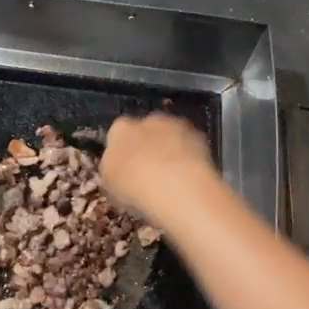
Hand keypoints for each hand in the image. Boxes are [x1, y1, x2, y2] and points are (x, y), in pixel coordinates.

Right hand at [101, 113, 217, 223]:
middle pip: (145, 131)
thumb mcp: (110, 186)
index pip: (117, 135)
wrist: (176, 186)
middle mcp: (146, 120)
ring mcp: (175, 125)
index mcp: (120, 130)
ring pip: (169, 135)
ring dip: (170, 150)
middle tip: (149, 173)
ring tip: (172, 178)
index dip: (122, 152)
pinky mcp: (198, 135)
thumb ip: (113, 171)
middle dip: (147, 147)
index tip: (126, 170)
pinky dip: (189, 156)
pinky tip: (188, 176)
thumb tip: (120, 170)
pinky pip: (189, 145)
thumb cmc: (134, 187)